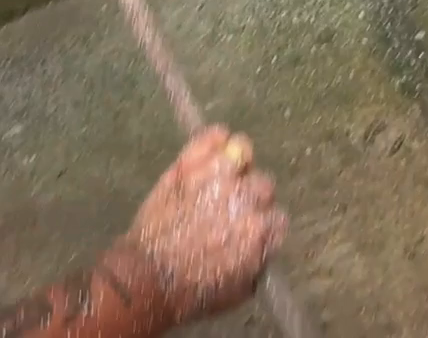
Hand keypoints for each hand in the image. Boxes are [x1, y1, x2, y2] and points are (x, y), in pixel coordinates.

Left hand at [120, 126, 287, 325]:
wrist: (149, 276)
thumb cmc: (193, 291)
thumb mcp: (238, 291)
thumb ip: (257, 262)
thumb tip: (261, 245)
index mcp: (258, 232)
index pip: (279, 218)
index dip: (265, 223)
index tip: (253, 227)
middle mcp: (244, 198)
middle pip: (264, 183)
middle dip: (252, 194)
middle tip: (235, 204)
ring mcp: (217, 175)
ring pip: (243, 150)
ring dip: (238, 161)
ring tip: (226, 170)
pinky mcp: (190, 163)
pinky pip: (212, 136)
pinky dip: (216, 137)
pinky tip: (215, 144)